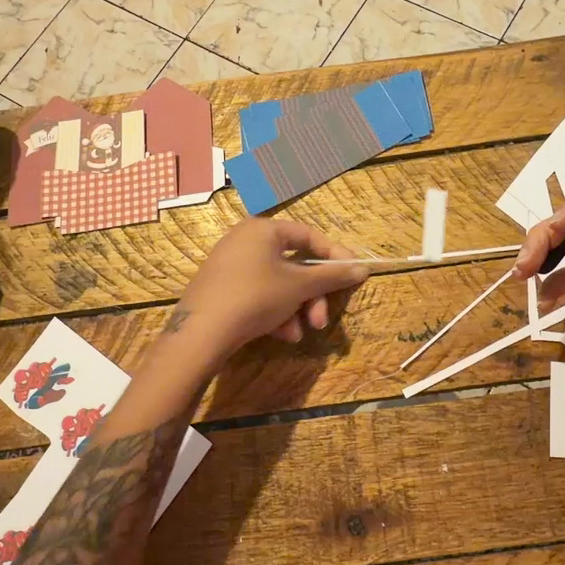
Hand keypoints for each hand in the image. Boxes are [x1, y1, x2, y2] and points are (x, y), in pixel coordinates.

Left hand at [169, 218, 369, 357]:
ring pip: (278, 284)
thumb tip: (363, 268)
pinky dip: (275, 313)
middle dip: (312, 296)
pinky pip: (259, 295)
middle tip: (321, 320)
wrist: (201, 333)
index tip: (353, 274)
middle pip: (294, 265)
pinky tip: (282, 335)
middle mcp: (245, 240)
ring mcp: (231, 265)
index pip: (309, 235)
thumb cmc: (256, 296)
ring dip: (295, 309)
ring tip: (298, 334)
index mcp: (263, 229)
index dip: (334, 255)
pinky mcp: (222, 289)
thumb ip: (332, 275)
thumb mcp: (299, 286)